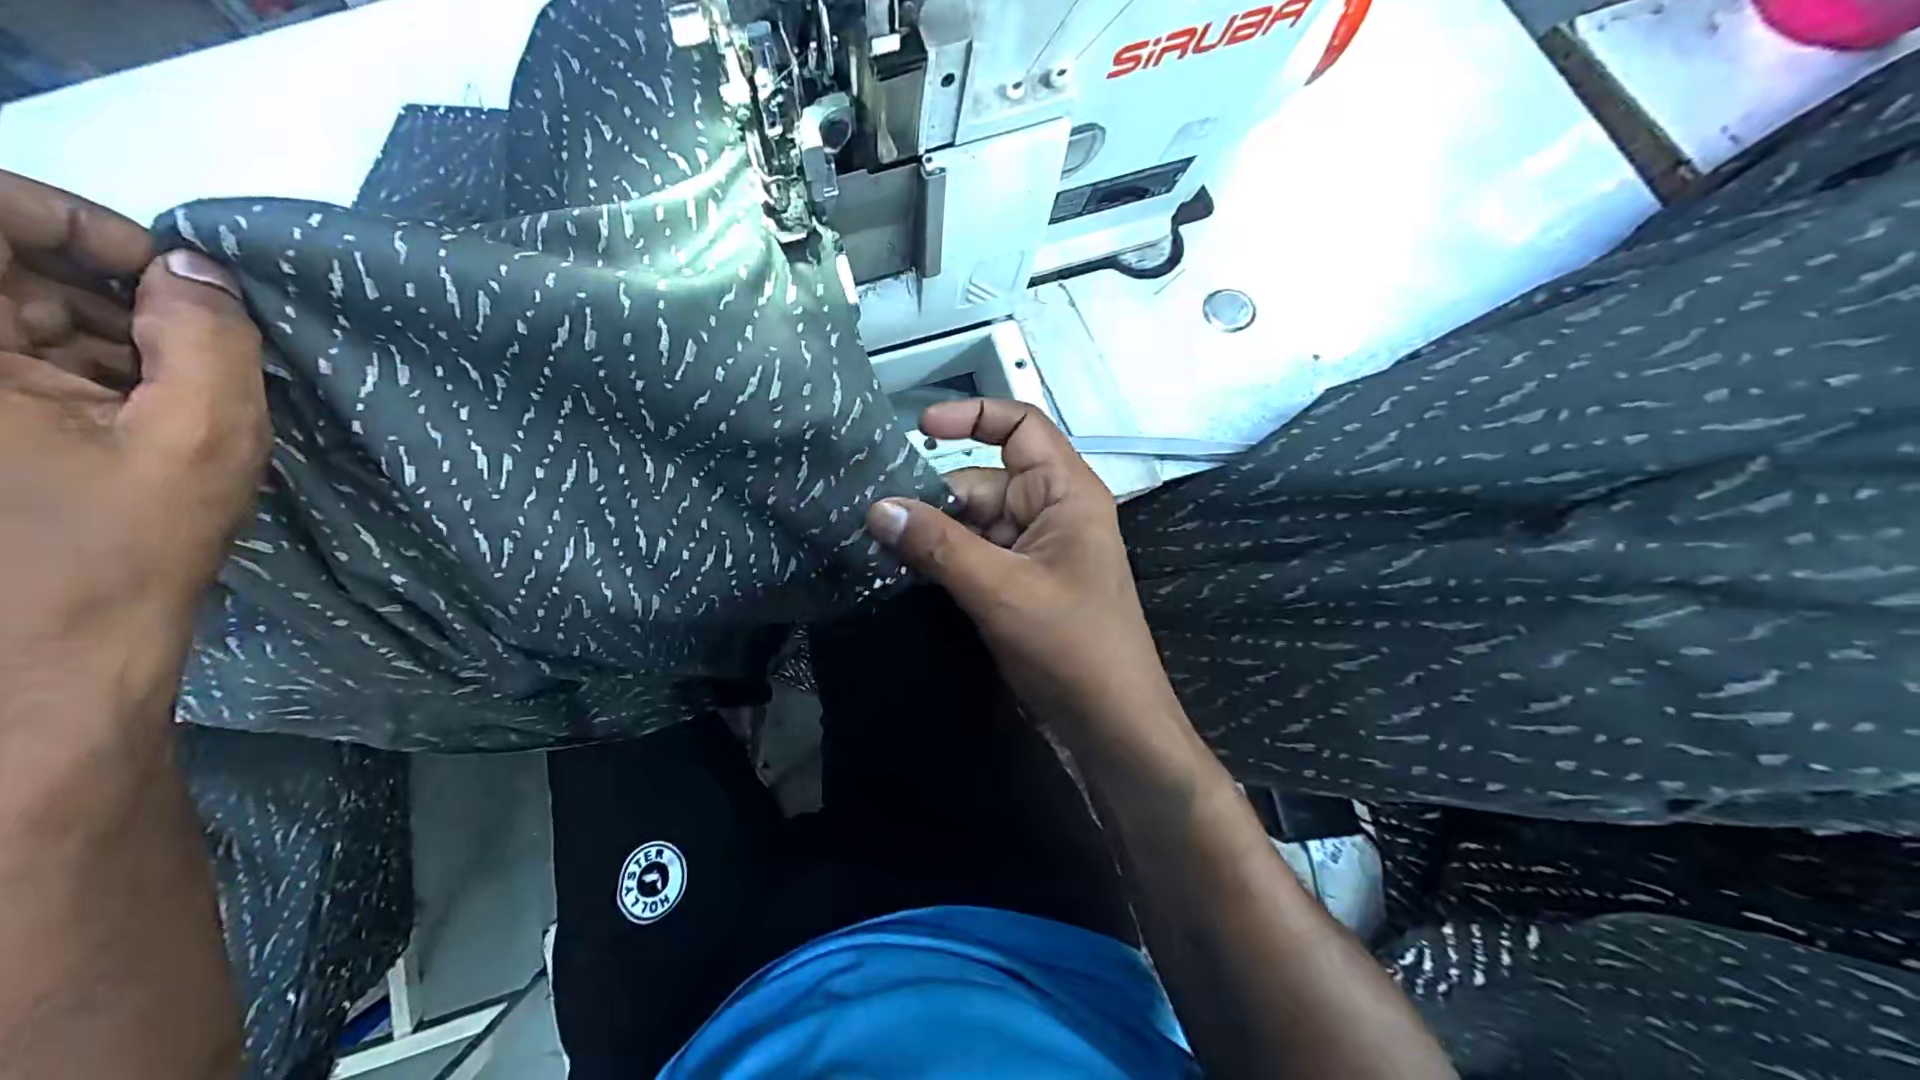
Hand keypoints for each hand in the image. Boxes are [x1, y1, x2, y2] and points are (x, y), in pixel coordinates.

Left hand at [0, 172, 267, 713]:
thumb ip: (211, 339)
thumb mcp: (202, 437)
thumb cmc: (123, 546)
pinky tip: (140, 420)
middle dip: (110, 295)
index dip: (80, 222)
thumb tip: (200, 272)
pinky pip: (15, 363)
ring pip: (15, 315)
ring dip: (107, 340)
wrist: (53, 653)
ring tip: (178, 401)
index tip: (172, 278)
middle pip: (4, 268)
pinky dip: (83, 373)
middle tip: (200, 354)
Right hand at [867, 399, 1176, 736]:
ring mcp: (1034, 551)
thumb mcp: (1001, 590)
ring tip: (877, 549)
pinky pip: (974, 557)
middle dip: (932, 501)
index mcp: (1065, 492)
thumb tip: (877, 508)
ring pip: (971, 524)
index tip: (919, 428)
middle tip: (872, 523)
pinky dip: (943, 562)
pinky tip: (903, 573)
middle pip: (980, 483)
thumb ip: (938, 546)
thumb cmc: (1073, 646)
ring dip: (931, 537)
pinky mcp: (1019, 585)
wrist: (1112, 724)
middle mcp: (1049, 512)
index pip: (1020, 427)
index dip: (972, 416)